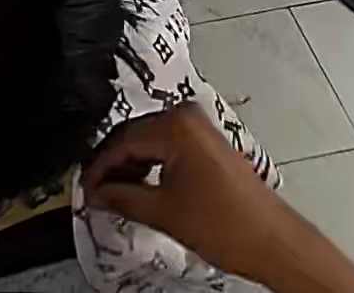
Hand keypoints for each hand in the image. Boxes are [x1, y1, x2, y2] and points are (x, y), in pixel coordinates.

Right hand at [83, 103, 284, 277]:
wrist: (268, 237)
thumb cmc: (229, 224)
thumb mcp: (163, 212)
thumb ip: (123, 198)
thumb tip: (99, 193)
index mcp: (177, 125)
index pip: (123, 140)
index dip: (100, 167)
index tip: (85, 186)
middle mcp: (187, 115)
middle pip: (135, 133)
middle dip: (113, 163)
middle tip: (95, 189)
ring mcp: (198, 124)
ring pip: (150, 137)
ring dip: (131, 163)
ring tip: (114, 191)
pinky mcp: (204, 136)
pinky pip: (166, 140)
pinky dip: (150, 160)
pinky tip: (139, 183)